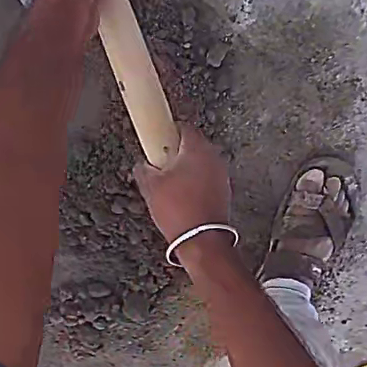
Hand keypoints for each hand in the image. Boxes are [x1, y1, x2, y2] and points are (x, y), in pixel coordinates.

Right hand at [133, 123, 230, 241]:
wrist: (200, 239)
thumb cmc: (178, 210)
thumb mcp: (151, 187)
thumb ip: (144, 170)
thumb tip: (142, 165)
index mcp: (196, 149)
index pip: (184, 127)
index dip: (169, 131)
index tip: (158, 139)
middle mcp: (213, 157)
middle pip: (194, 145)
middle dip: (177, 151)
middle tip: (161, 163)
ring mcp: (221, 174)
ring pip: (201, 162)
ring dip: (187, 167)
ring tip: (170, 183)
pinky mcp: (223, 191)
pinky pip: (207, 178)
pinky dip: (196, 182)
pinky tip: (183, 196)